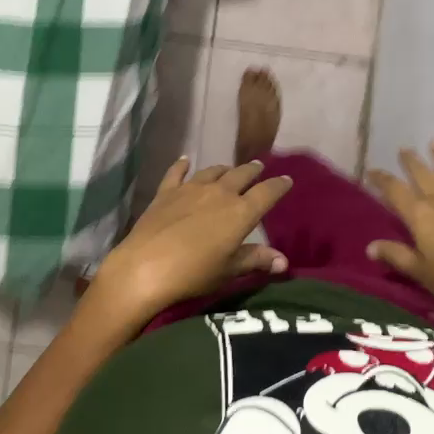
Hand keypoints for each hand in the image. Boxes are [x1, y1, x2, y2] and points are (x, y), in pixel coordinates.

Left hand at [91, 159, 292, 321]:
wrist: (146, 267)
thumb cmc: (194, 273)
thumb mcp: (229, 270)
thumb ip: (256, 260)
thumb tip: (284, 260)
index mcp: (240, 213)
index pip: (266, 194)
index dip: (278, 186)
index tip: (287, 179)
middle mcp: (218, 193)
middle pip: (240, 176)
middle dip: (252, 171)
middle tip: (258, 167)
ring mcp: (190, 189)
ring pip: (212, 171)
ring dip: (224, 169)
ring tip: (229, 168)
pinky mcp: (166, 192)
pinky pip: (176, 172)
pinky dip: (182, 165)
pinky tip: (184, 160)